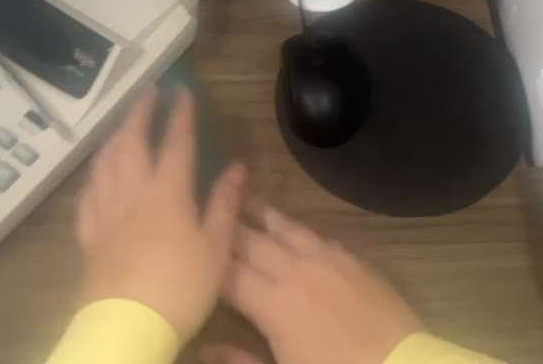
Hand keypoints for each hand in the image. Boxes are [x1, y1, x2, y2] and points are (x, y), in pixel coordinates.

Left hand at [75, 86, 247, 341]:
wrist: (126, 332)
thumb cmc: (179, 288)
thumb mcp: (216, 249)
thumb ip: (225, 204)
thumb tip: (238, 167)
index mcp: (167, 193)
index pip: (176, 143)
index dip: (180, 115)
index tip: (183, 90)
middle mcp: (133, 194)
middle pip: (132, 143)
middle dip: (140, 114)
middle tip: (147, 91)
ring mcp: (106, 215)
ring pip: (105, 165)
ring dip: (114, 137)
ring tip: (122, 124)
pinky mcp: (89, 239)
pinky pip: (87, 199)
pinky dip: (93, 178)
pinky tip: (95, 176)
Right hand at [202, 202, 422, 363]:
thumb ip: (240, 362)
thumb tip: (203, 348)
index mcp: (275, 305)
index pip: (230, 274)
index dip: (207, 259)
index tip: (188, 241)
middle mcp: (298, 271)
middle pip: (255, 242)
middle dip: (229, 225)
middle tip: (208, 202)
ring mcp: (329, 260)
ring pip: (288, 229)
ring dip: (263, 214)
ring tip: (244, 195)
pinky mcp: (355, 259)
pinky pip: (319, 236)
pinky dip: (298, 229)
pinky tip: (292, 227)